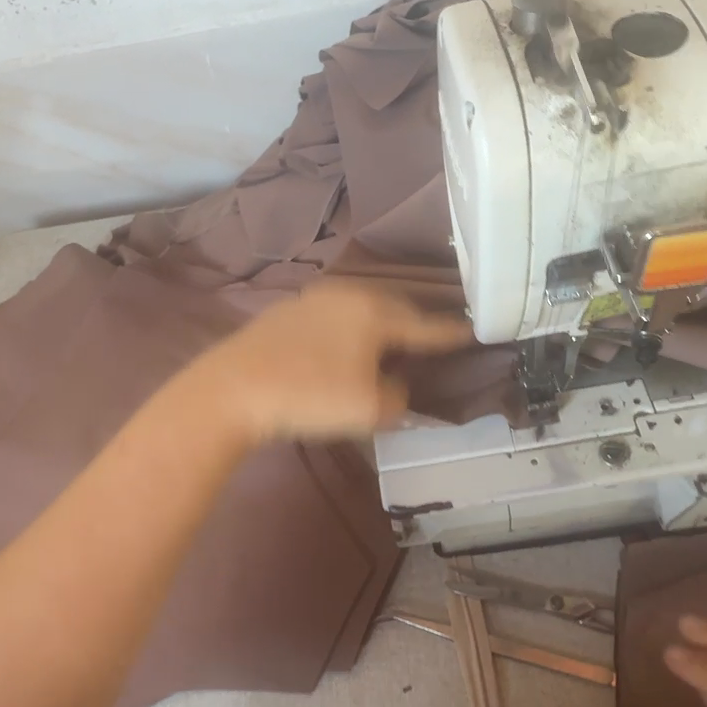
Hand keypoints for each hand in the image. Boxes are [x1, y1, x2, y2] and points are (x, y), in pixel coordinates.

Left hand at [178, 281, 471, 442]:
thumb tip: (396, 386)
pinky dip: (346, 333)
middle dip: (413, 326)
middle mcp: (348, 295)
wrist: (232, 389)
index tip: (474, 331)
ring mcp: (312, 300)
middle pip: (393, 310)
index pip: (426, 326)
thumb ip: (398, 397)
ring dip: (377, 329)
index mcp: (376, 313)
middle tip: (429, 343)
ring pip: (360, 311)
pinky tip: (340, 351)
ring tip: (387, 348)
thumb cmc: (310, 396)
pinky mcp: (284, 313)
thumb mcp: (370, 410)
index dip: (451, 333)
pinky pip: (332, 319)